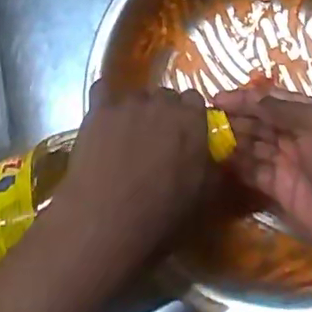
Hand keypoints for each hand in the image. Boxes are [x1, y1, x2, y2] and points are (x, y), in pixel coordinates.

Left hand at [49, 82, 217, 262]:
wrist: (108, 219)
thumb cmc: (163, 217)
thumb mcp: (204, 199)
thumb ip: (213, 168)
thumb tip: (213, 156)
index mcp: (190, 121)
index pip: (194, 100)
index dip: (190, 117)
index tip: (186, 136)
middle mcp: (160, 102)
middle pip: (165, 97)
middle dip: (164, 114)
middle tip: (159, 142)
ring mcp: (126, 102)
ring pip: (136, 98)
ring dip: (136, 112)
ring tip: (128, 139)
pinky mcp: (98, 108)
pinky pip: (102, 91)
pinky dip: (106, 102)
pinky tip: (104, 119)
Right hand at [212, 87, 311, 266]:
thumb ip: (278, 108)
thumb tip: (248, 97)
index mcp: (309, 113)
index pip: (269, 99)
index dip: (243, 97)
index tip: (215, 98)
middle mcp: (297, 134)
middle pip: (258, 121)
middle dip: (234, 117)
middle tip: (204, 118)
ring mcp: (289, 162)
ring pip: (253, 145)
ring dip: (232, 140)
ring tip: (205, 136)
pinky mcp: (283, 189)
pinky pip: (254, 172)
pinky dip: (237, 165)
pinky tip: (217, 160)